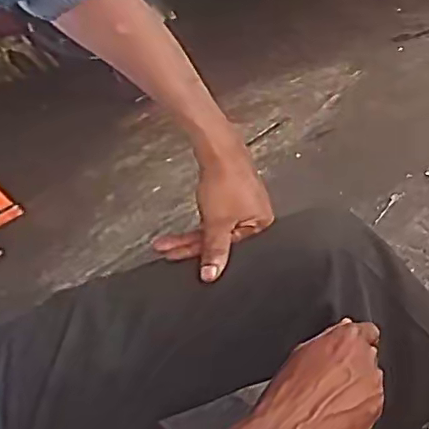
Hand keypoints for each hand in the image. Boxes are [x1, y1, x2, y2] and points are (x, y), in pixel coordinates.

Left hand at [153, 148, 274, 281]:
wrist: (220, 153)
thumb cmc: (228, 183)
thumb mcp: (217, 222)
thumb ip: (215, 250)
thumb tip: (212, 275)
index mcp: (263, 224)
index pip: (229, 246)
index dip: (200, 252)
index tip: (175, 256)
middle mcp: (258, 215)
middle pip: (221, 237)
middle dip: (190, 243)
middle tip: (166, 247)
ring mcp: (247, 204)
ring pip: (216, 226)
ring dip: (190, 233)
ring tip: (168, 238)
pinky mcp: (236, 194)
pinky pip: (218, 215)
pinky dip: (202, 219)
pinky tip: (191, 219)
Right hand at [236, 320, 384, 428]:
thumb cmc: (284, 397)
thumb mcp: (300, 354)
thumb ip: (329, 337)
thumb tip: (343, 330)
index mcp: (347, 339)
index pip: (368, 332)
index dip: (357, 344)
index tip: (350, 353)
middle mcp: (365, 357)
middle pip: (368, 357)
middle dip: (355, 367)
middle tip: (332, 384)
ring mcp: (373, 381)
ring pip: (371, 379)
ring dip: (358, 387)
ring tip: (330, 403)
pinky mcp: (376, 404)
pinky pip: (372, 401)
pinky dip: (360, 406)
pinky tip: (336, 414)